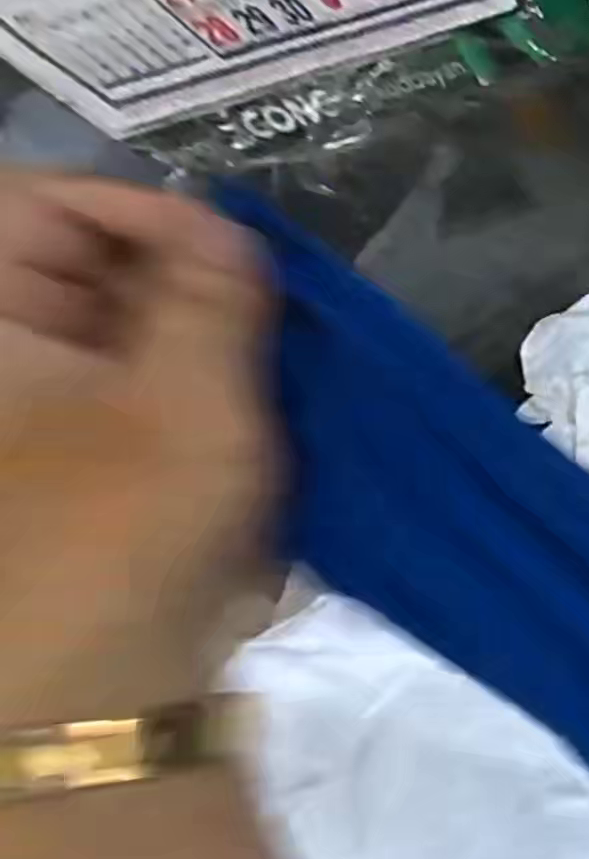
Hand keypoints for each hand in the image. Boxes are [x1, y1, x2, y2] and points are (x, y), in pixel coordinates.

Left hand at [0, 169, 272, 723]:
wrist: (102, 655)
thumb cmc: (131, 525)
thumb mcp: (191, 407)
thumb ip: (210, 306)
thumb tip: (234, 228)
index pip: (45, 203)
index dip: (156, 213)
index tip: (259, 260)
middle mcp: (2, 340)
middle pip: (97, 258)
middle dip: (204, 277)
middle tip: (290, 319)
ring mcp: (50, 387)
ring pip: (142, 315)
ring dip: (223, 329)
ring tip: (290, 362)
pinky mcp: (102, 429)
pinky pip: (162, 366)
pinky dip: (221, 368)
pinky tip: (269, 396)